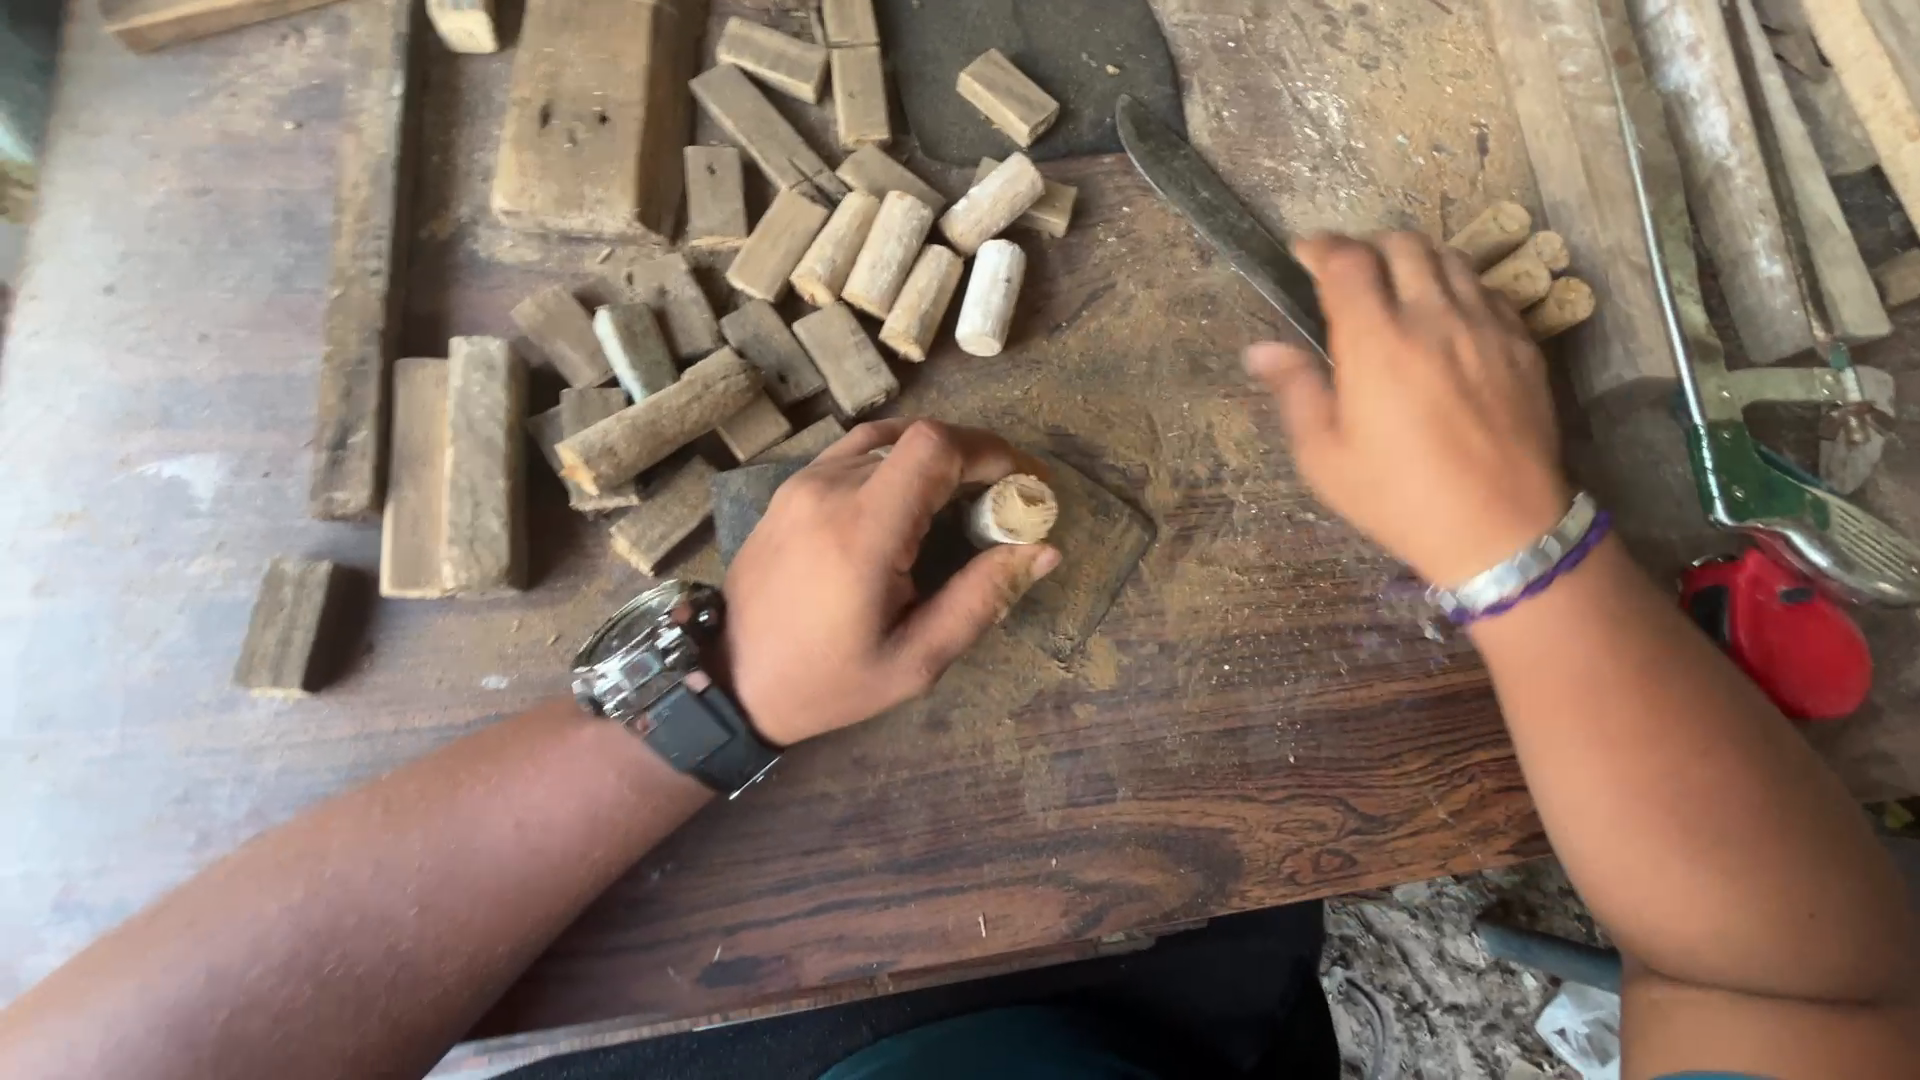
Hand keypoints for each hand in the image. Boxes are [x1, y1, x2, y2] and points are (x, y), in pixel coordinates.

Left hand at [720, 419, 1061, 745]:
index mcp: (861, 531)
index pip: (933, 447)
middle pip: (917, 437)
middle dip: (970, 458)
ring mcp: (802, 483)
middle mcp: (828, 489)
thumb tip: (1044, 550)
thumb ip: (981, 599)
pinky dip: (896, 461)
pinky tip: (909, 500)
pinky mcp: (789, 489)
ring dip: (934, 458)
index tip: (1018, 484)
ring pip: (886, 439)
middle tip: (995, 503)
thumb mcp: (915, 660)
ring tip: (957, 501)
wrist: (730, 680)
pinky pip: (855, 452)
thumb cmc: (827, 682)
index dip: (988, 451)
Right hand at [1245, 232, 1571, 586]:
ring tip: (1393, 288)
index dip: (1321, 247)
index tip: (1303, 252)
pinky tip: (1441, 317)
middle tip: (1346, 273)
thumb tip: (1261, 350)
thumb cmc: (1395, 496)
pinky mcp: (1521, 343)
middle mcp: (1433, 318)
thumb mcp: (1323, 455)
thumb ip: (1295, 391)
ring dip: (1412, 261)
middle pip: (1402, 245)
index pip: (1347, 263)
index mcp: (1377, 343)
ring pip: (1449, 259)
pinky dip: (1453, 286)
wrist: (1498, 526)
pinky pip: (1485, 290)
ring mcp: (1485, 326)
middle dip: (1366, 247)